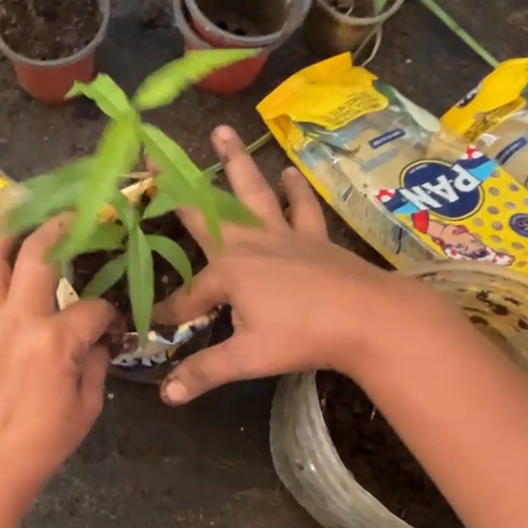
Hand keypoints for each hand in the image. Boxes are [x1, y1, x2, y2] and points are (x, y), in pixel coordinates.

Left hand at [0, 219, 115, 501]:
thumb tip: (97, 338)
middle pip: (39, 256)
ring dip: (10, 229)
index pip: (93, 309)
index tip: (115, 324)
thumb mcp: (88, 404)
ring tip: (25, 209)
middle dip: (62, 230)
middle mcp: (19, 318)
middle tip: (77, 214)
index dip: (109, 314)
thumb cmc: (44, 440)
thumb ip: (95, 362)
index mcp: (55, 341)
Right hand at [157, 126, 428, 403]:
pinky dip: (294, 191)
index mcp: (229, 271)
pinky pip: (300, 207)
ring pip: (253, 192)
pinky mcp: (314, 238)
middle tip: (154, 154)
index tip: (154, 326)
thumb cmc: (304, 336)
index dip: (171, 313)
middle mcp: (250, 243)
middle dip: (176, 187)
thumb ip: (204, 371)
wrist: (372, 318)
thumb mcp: (247, 358)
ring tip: (222, 132)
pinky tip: (289, 174)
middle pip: (208, 211)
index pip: (188, 295)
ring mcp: (284, 236)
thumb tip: (167, 395)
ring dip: (235, 163)